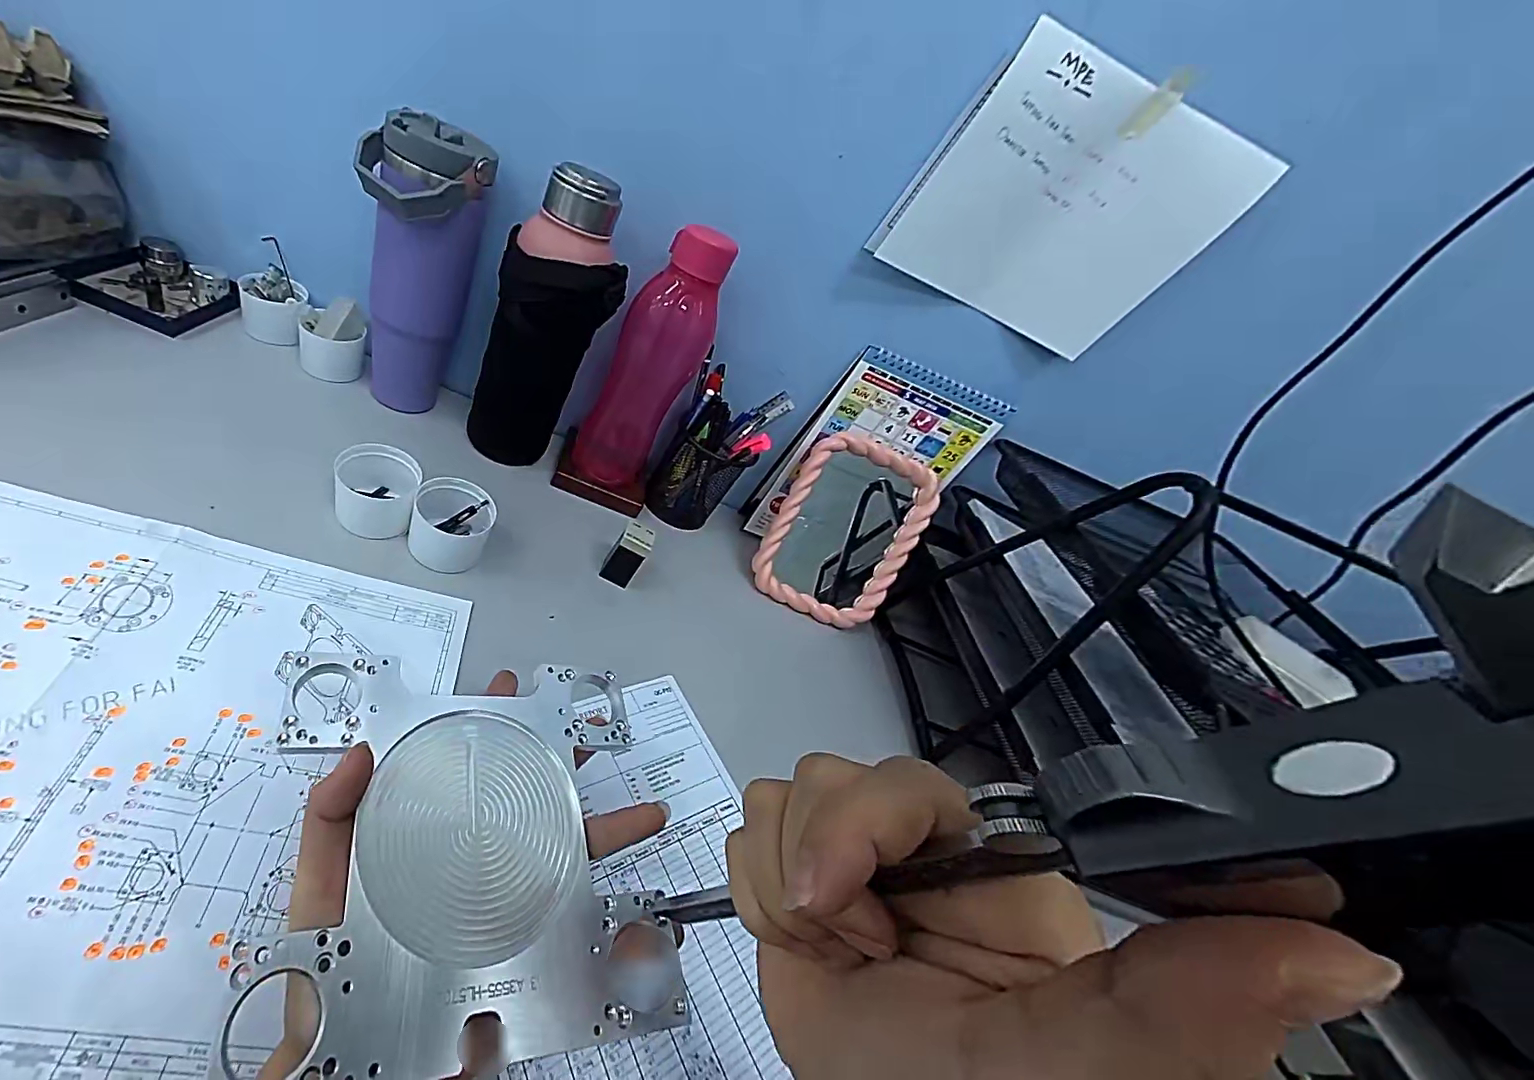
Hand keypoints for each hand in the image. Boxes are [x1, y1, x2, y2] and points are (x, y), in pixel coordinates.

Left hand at [255, 671, 669, 1078]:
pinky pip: (571, 944)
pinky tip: (637, 917)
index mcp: (430, 846)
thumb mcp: (321, 886)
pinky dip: (615, 933)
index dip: (489, 735)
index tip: (507, 695)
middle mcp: (474, 875)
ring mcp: (501, 920)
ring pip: (562, 870)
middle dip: (558, 770)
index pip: (468, 778)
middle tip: (580, 735)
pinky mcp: (518, 970)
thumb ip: (330, 819)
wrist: (349, 1065)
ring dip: (603, 839)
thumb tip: (361, 752)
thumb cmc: (326, 972)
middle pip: (526, 812)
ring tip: (640, 814)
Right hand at [726, 754, 1403, 1079]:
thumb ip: (1181, 1007)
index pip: (904, 776)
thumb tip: (1341, 949)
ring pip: (778, 796)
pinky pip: (746, 836)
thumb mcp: (1081, 1064)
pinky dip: (759, 894)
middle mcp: (912, 843)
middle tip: (849, 936)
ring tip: (831, 945)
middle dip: (819, 861)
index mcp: (983, 860)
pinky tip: (805, 941)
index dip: (863, 820)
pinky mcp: (788, 874)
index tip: (851, 905)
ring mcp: (844, 855)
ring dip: (787, 886)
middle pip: (827, 775)